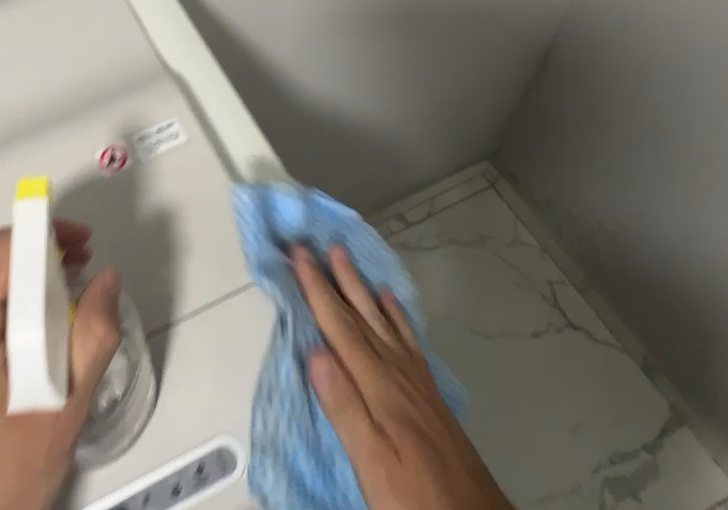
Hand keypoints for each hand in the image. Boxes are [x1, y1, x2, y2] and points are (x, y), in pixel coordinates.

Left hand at [0, 220, 124, 509]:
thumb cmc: (11, 469)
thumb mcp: (66, 402)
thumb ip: (92, 335)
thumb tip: (105, 281)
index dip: (41, 233)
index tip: (79, 240)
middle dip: (38, 251)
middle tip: (80, 262)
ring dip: (27, 275)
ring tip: (70, 291)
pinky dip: (12, 301)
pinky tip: (44, 324)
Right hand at [293, 245, 512, 509]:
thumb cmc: (414, 492)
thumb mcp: (370, 459)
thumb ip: (344, 406)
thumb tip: (314, 351)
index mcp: (377, 384)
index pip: (339, 326)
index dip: (317, 288)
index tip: (299, 254)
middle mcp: (397, 371)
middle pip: (360, 315)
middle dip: (336, 278)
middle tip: (319, 244)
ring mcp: (415, 378)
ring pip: (382, 319)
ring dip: (361, 287)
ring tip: (347, 258)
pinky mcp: (427, 391)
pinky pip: (407, 337)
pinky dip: (394, 314)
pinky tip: (388, 300)